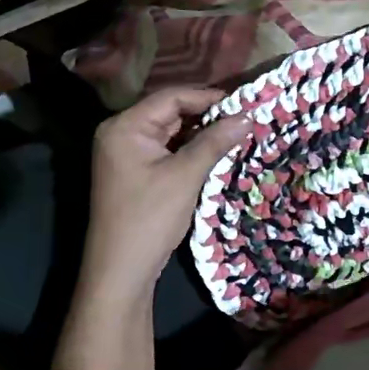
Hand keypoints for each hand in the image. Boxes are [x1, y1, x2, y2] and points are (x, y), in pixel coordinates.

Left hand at [83, 87, 254, 294]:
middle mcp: (121, 133)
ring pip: (171, 132)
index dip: (208, 97)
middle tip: (245, 117)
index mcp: (125, 126)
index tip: (244, 103)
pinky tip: (217, 152)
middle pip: (170, 112)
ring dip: (202, 133)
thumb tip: (248, 116)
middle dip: (207, 115)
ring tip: (237, 132)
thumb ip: (215, 142)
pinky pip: (167, 150)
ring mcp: (126, 154)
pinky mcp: (135, 172)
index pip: (171, 97)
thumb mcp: (185, 176)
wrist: (120, 272)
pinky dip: (190, 150)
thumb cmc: (149, 218)